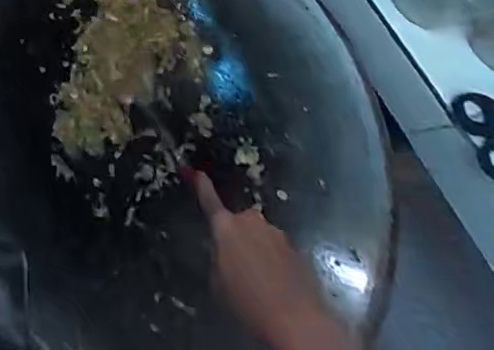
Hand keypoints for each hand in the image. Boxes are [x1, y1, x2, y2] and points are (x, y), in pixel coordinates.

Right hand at [190, 171, 353, 349]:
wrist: (299, 323)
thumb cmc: (248, 305)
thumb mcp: (217, 283)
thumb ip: (216, 257)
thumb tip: (222, 250)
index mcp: (225, 226)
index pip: (208, 198)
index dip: (199, 184)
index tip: (194, 171)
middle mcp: (251, 221)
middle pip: (239, 222)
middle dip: (238, 238)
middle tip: (238, 267)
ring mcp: (277, 233)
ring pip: (261, 237)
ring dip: (259, 252)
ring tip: (262, 284)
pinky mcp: (297, 250)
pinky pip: (279, 252)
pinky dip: (276, 264)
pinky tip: (279, 289)